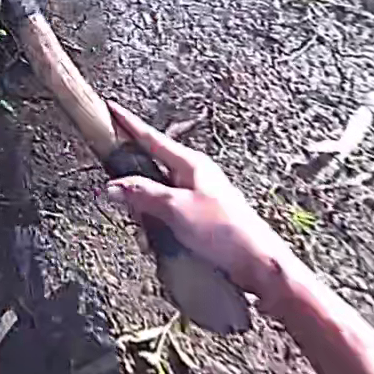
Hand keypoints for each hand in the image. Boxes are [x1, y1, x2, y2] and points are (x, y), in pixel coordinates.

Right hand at [104, 102, 297, 297]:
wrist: (263, 267)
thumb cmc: (224, 231)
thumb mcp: (175, 209)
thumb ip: (142, 194)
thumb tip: (112, 186)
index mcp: (189, 163)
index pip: (150, 137)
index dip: (128, 123)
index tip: (110, 107)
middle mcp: (193, 175)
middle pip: (150, 170)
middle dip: (134, 189)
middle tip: (126, 204)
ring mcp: (198, 196)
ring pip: (157, 197)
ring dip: (149, 216)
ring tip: (151, 240)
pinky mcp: (201, 218)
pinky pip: (169, 215)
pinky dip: (161, 229)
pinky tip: (164, 248)